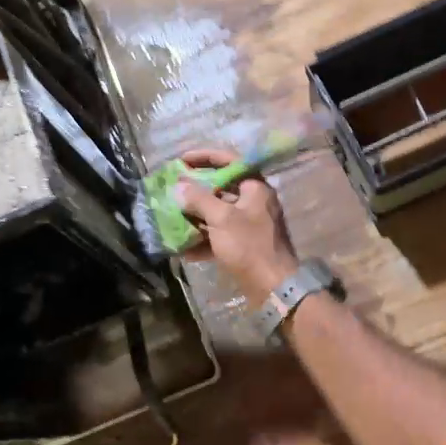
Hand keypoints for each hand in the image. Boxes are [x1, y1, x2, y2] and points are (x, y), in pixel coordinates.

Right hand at [174, 149, 299, 303]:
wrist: (273, 287)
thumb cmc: (249, 246)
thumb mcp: (222, 218)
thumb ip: (199, 199)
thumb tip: (180, 186)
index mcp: (255, 188)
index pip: (229, 160)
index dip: (204, 157)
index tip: (181, 160)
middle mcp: (255, 202)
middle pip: (222, 188)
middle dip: (195, 190)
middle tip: (173, 189)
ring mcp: (250, 225)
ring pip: (219, 213)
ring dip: (196, 216)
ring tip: (172, 217)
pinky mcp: (244, 246)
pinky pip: (220, 236)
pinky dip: (203, 240)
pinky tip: (183, 249)